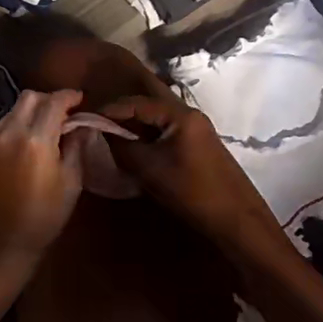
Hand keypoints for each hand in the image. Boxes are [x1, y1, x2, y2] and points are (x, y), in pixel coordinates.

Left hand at [0, 89, 88, 271]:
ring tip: (49, 126)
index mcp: (35, 140)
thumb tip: (81, 126)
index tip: (81, 99)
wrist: (1, 242)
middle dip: (50, 99)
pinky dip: (19, 123)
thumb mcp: (71, 182)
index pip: (54, 102)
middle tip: (66, 113)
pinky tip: (30, 140)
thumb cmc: (44, 217)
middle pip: (29, 97)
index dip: (69, 97)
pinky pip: (3, 124)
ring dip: (33, 110)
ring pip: (14, 109)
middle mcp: (10, 132)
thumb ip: (76, 147)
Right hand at [96, 93, 282, 247]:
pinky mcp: (200, 146)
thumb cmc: (191, 191)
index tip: (87, 117)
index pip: (137, 102)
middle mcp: (191, 115)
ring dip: (135, 126)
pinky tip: (136, 150)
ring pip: (158, 120)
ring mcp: (198, 130)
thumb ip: (122, 146)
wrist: (235, 219)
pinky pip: (168, 132)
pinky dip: (149, 137)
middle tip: (97, 125)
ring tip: (111, 137)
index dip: (110, 108)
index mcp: (180, 114)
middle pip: (149, 106)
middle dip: (122, 114)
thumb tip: (101, 131)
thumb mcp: (149, 169)